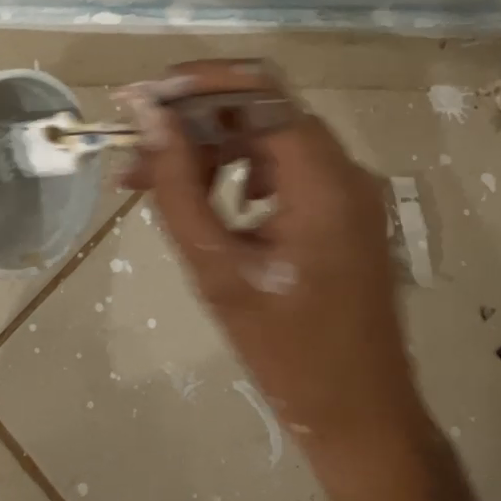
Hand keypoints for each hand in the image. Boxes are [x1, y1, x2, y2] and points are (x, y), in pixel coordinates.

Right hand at [116, 61, 425, 445]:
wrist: (361, 417)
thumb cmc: (287, 350)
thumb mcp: (217, 267)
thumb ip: (178, 185)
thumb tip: (148, 116)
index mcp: (322, 179)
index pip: (258, 90)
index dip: (196, 83)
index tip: (143, 100)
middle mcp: (344, 169)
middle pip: (260, 109)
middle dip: (193, 121)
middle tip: (138, 153)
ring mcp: (348, 189)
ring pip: (267, 135)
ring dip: (210, 148)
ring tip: (157, 182)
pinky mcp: (342, 208)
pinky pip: (283, 165)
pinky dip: (238, 170)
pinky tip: (209, 202)